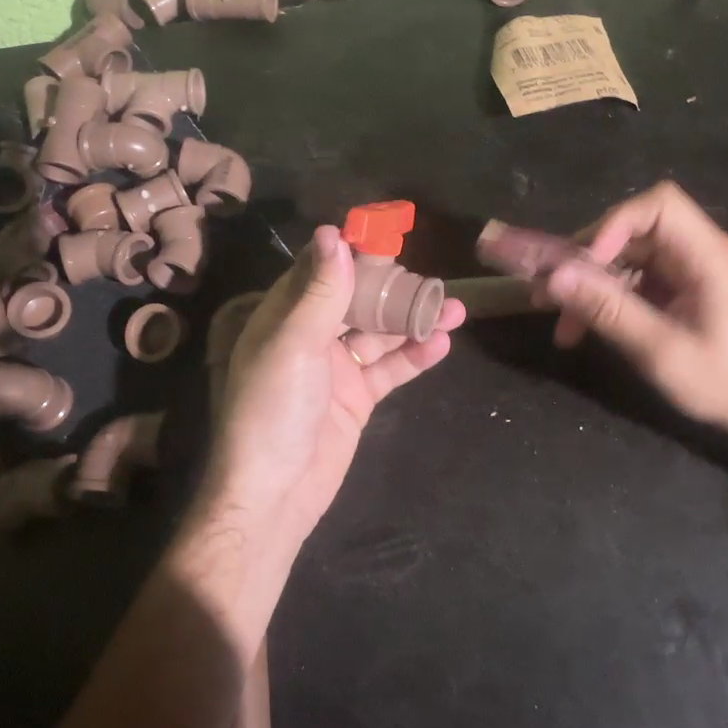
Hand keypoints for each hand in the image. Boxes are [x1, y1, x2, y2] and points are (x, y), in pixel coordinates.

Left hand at [203, 225, 465, 544]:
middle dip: (394, 287)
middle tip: (432, 277)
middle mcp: (310, 336)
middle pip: (357, 299)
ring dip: (413, 320)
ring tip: (454, 307)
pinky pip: (389, 369)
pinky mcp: (357, 399)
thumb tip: (333, 232)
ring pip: (380, 333)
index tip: (390, 234)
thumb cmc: (272, 411)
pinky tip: (441, 343)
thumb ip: (320, 292)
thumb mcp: (293, 345)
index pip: (321, 270)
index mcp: (284, 316)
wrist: (274, 496)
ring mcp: (335, 369)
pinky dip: (414, 356)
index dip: (354, 252)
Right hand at [541, 181, 727, 436]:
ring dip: (592, 285)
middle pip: (635, 231)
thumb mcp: (661, 351)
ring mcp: (693, 272)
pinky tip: (582, 329)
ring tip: (559, 319)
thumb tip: (555, 277)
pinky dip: (608, 300)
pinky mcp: (684, 292)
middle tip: (549, 291)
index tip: (585, 263)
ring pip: (629, 258)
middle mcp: (702, 253)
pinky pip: (637, 281)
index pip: (659, 205)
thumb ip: (608, 310)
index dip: (615, 223)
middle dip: (589, 259)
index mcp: (709, 256)